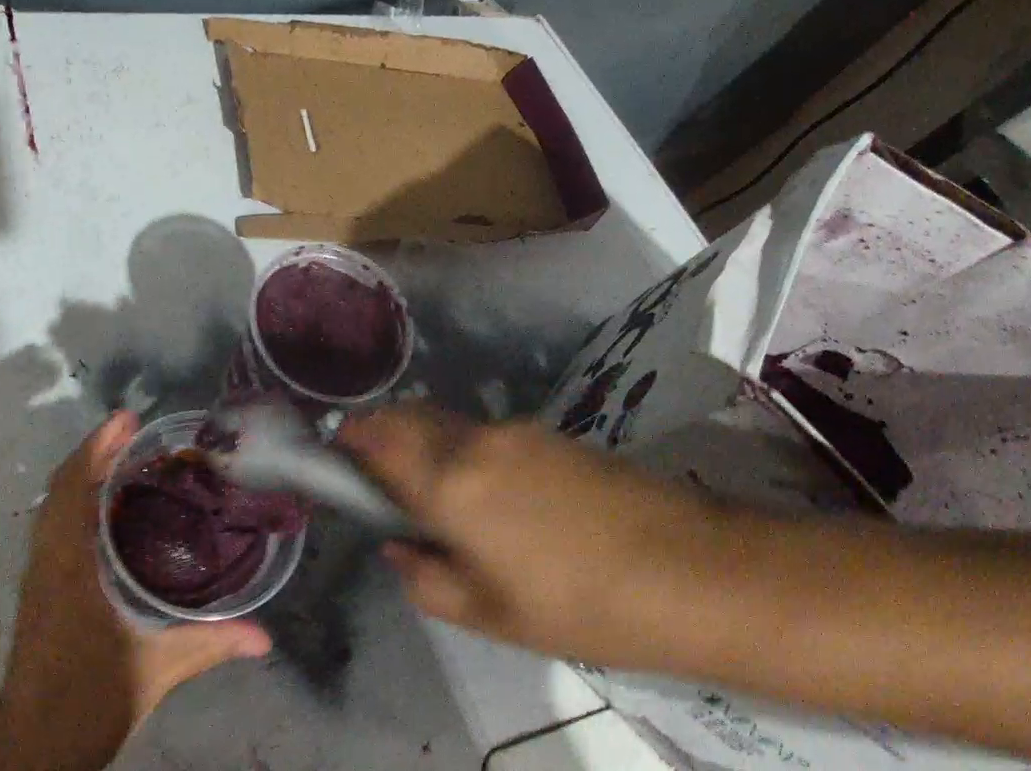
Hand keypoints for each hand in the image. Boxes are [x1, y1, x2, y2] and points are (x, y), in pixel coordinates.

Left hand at [0, 411, 271, 770]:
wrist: (32, 753)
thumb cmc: (88, 702)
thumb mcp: (154, 672)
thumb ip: (209, 644)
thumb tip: (264, 636)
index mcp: (68, 569)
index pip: (73, 490)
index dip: (97, 448)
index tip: (126, 419)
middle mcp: (46, 563)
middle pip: (60, 490)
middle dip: (93, 453)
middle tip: (132, 431)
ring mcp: (36, 578)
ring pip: (52, 509)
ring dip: (82, 476)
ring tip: (122, 460)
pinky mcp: (37, 594)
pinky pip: (52, 529)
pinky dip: (75, 503)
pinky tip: (105, 513)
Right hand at [338, 400, 707, 665]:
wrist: (696, 573)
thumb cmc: (580, 605)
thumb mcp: (489, 615)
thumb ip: (426, 579)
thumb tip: (398, 548)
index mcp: (449, 483)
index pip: (376, 440)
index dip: (347, 443)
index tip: (334, 463)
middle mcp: (475, 442)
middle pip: (408, 417)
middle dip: (379, 434)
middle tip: (375, 475)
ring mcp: (517, 432)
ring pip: (447, 423)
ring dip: (422, 441)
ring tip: (430, 490)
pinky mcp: (553, 436)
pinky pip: (483, 432)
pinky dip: (461, 448)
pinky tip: (486, 493)